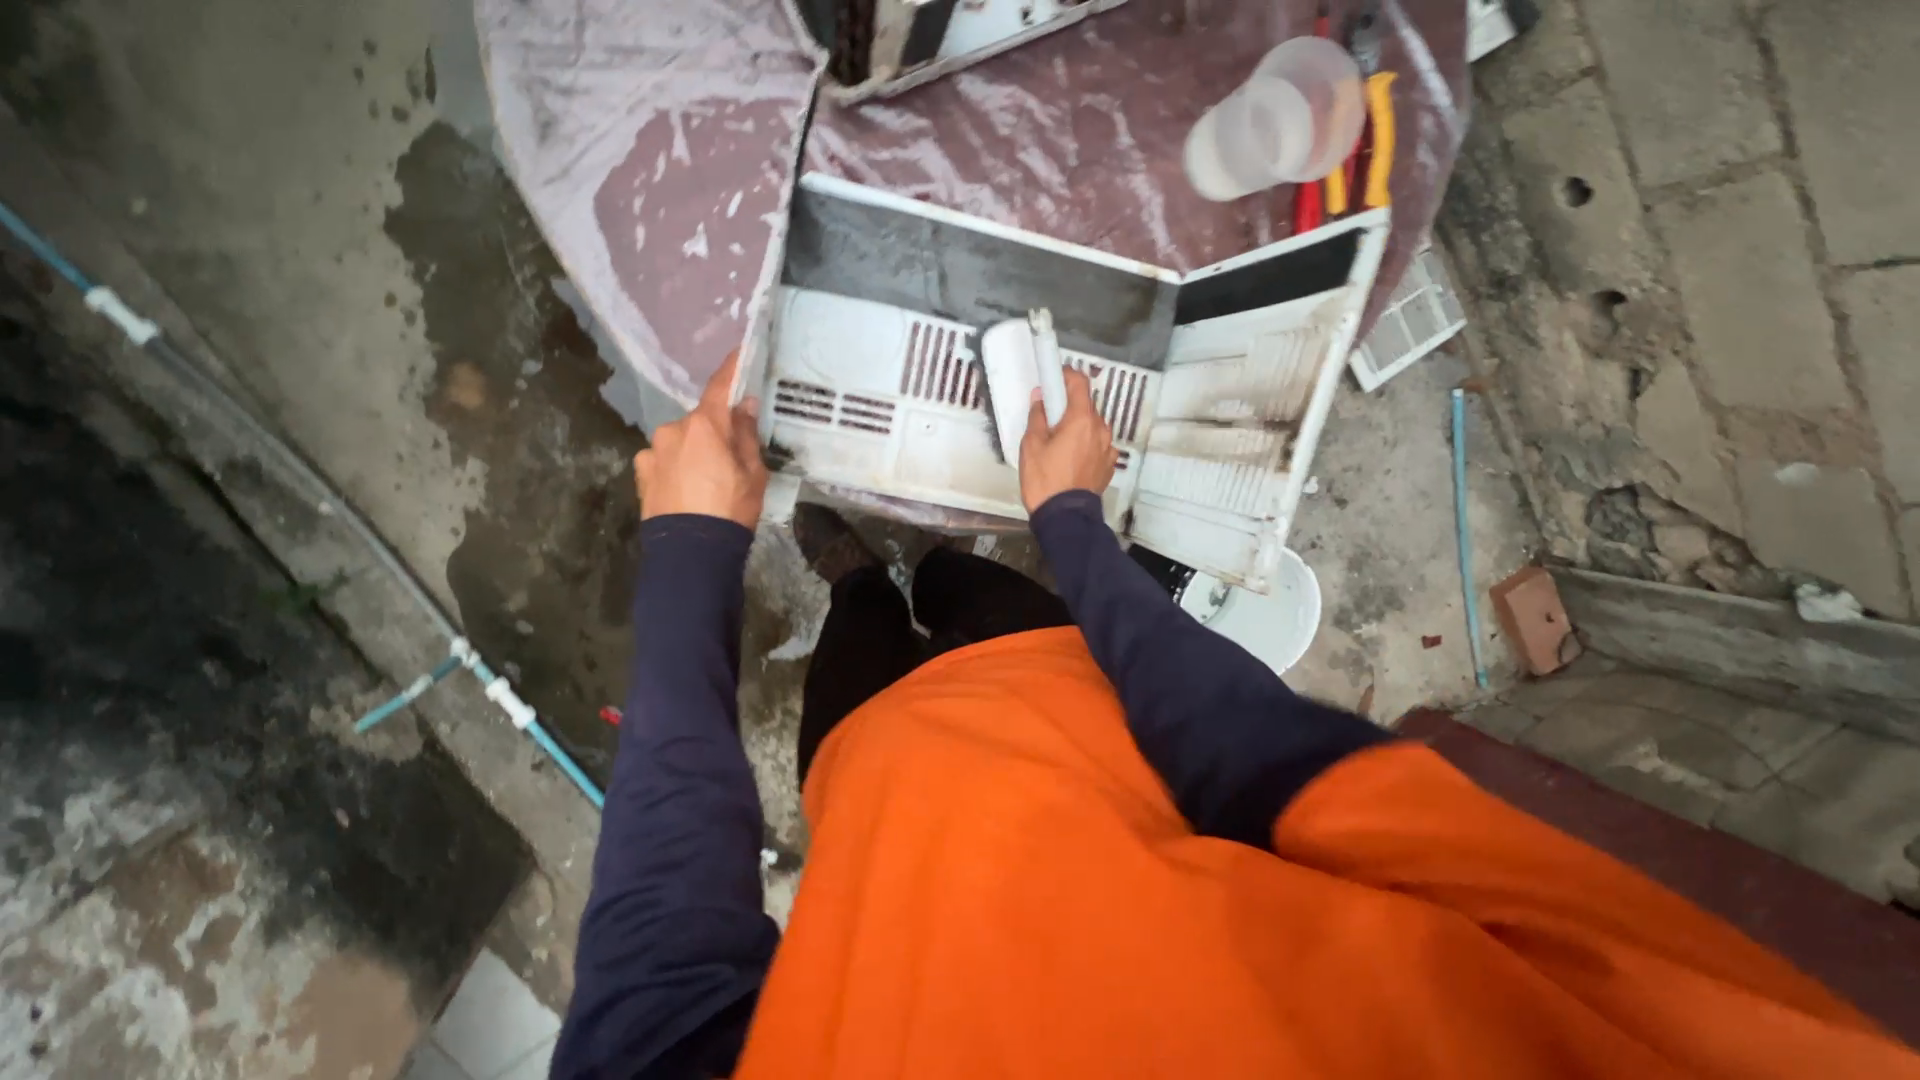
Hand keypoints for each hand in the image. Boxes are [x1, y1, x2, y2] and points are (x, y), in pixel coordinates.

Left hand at [635, 351, 767, 526]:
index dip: (731, 368)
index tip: (738, 352)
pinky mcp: (641, 473)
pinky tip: (686, 488)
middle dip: (714, 430)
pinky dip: (675, 465)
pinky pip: (663, 459)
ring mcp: (652, 451)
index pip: (720, 386)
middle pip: (699, 420)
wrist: (691, 553)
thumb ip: (747, 436)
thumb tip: (744, 406)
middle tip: (730, 455)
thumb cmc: (731, 509)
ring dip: (693, 450)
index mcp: (705, 425)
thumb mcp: (753, 473)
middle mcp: (673, 429)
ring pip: (680, 440)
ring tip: (707, 480)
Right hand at [1019, 368, 1117, 512]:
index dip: (1067, 375)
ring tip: (1060, 443)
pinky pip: (1097, 445)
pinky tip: (1072, 459)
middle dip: (1069, 407)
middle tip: (1050, 418)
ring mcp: (1108, 448)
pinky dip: (1086, 445)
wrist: (1065, 517)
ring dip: (1079, 427)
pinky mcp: (1109, 465)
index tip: (1054, 378)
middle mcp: (1100, 429)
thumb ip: (1038, 417)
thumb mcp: (1031, 446)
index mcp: (1081, 419)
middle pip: (1086, 406)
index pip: (1080, 383)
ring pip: (1093, 427)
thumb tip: (1040, 397)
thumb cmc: (1044, 479)